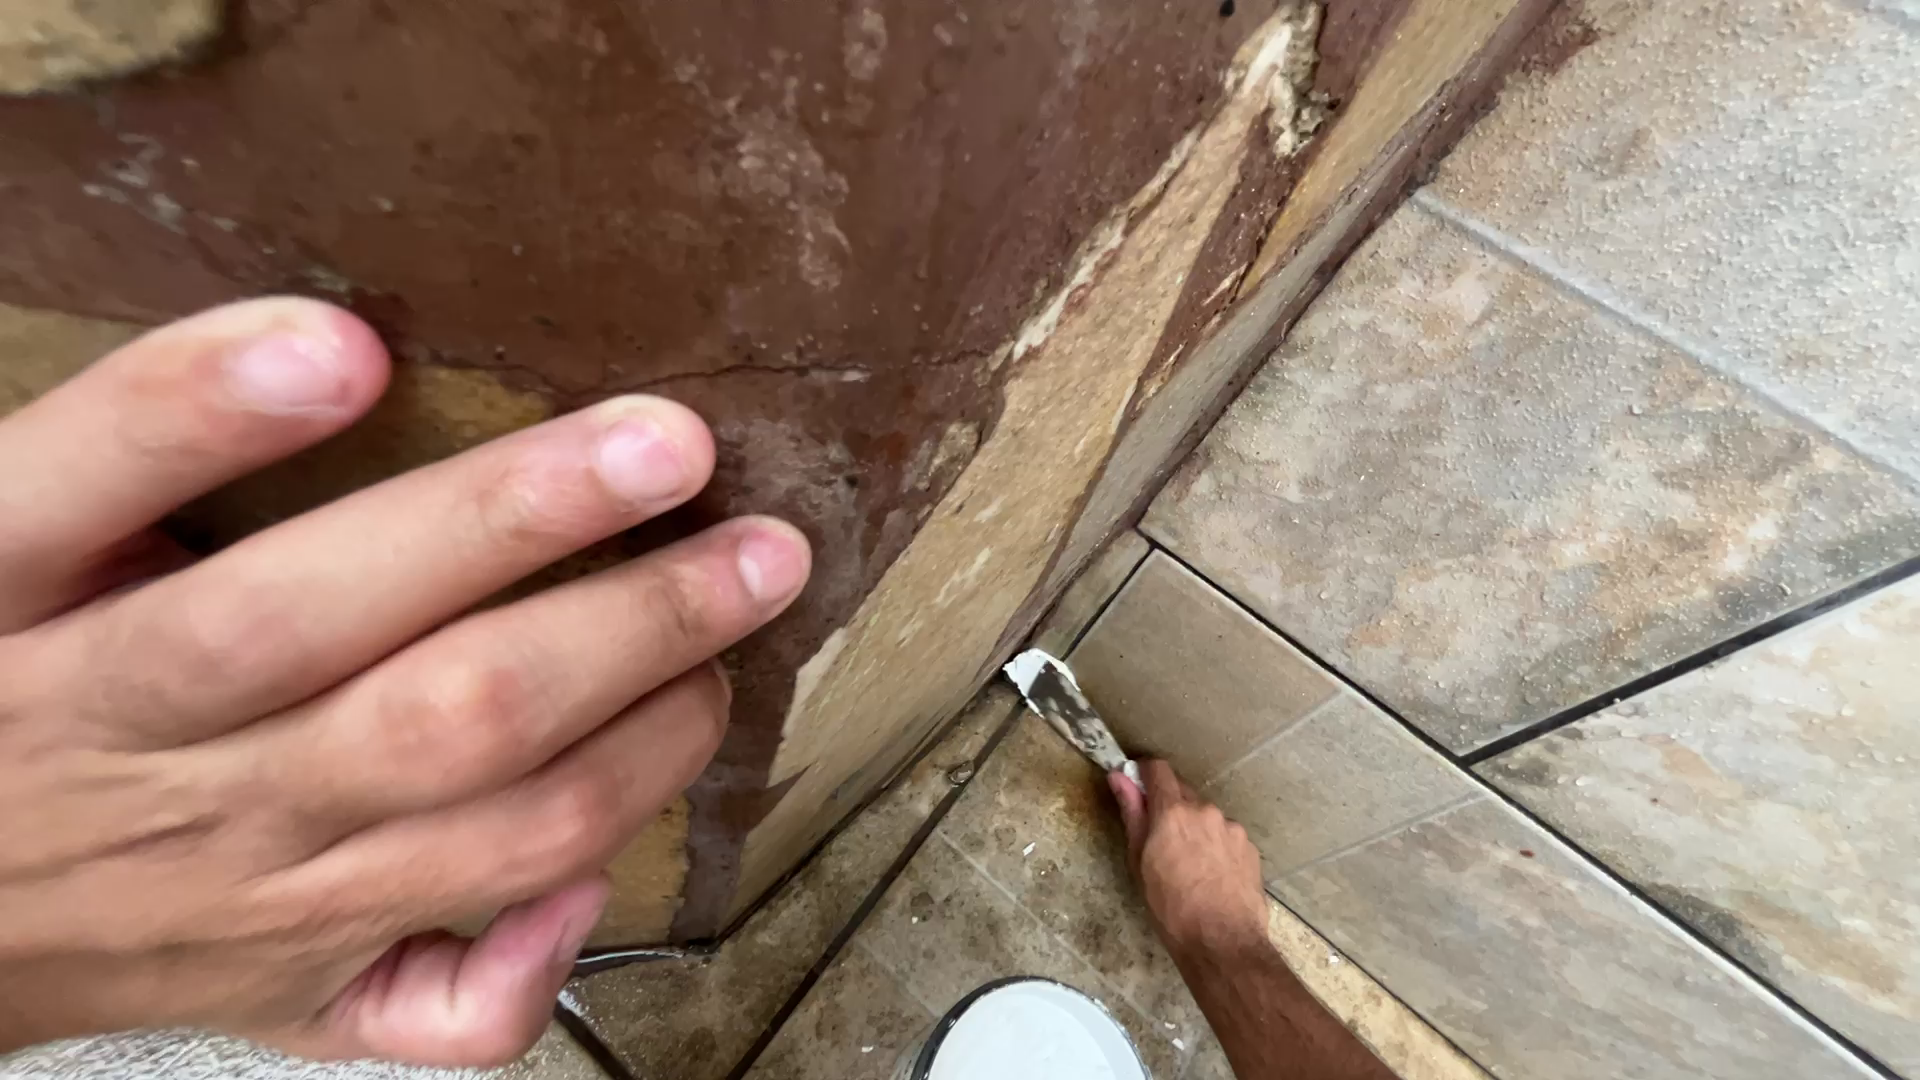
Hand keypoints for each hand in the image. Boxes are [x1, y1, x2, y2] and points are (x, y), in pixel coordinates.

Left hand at [0, 299, 810, 1063]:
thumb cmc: (114, 922)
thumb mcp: (289, 1011)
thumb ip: (442, 998)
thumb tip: (581, 911)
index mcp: (315, 899)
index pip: (549, 824)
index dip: (664, 742)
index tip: (725, 661)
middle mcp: (225, 802)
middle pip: (475, 714)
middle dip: (648, 623)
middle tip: (770, 549)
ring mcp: (84, 686)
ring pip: (320, 610)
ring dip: (516, 514)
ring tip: (657, 443)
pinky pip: (77, 487)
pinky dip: (202, 417)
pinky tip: (340, 348)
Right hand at [1110, 760, 1269, 959]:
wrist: (1223, 944)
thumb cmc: (1170, 906)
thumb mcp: (1139, 861)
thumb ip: (1131, 812)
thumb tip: (1118, 776)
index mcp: (1173, 810)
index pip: (1157, 769)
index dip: (1144, 772)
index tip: (1137, 785)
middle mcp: (1205, 810)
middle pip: (1182, 792)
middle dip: (1169, 805)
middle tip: (1160, 837)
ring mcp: (1231, 827)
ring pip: (1205, 815)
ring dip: (1194, 826)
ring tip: (1190, 863)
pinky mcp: (1249, 847)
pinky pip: (1225, 834)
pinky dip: (1215, 843)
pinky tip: (1212, 873)